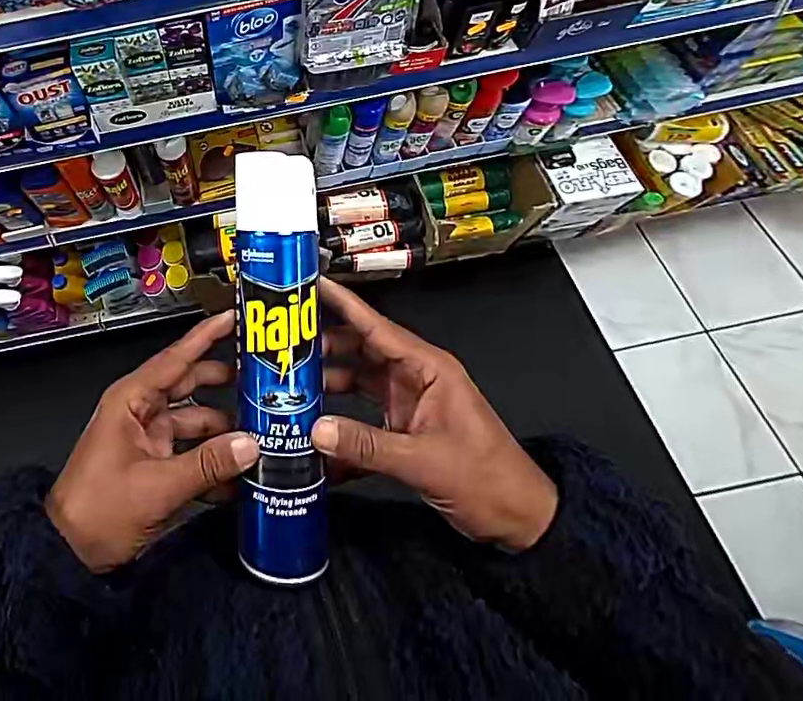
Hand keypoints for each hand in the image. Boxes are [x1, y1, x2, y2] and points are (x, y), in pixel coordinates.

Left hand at [47, 311, 258, 572]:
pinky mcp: (156, 463)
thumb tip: (252, 444)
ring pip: (199, 419)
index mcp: (132, 400)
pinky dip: (215, 457)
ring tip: (263, 431)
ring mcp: (150, 437)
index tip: (236, 317)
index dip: (208, 335)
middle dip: (228, 382)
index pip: (177, 357)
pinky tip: (241, 471)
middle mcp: (142, 411)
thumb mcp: (157, 487)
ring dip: (227, 428)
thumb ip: (208, 464)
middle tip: (264, 377)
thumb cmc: (95, 512)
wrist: (64, 560)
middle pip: (193, 384)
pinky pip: (194, 449)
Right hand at [314, 278, 556, 551]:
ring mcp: (409, 401)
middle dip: (325, 345)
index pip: (378, 327)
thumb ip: (367, 446)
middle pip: (363, 350)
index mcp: (429, 368)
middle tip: (284, 343)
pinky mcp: (405, 427)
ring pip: (360, 379)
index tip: (313, 286)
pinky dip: (343, 421)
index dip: (344, 305)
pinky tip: (316, 431)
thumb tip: (316, 430)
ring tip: (289, 383)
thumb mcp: (424, 461)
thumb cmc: (487, 477)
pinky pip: (365, 414)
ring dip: (329, 382)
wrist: (517, 516)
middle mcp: (416, 377)